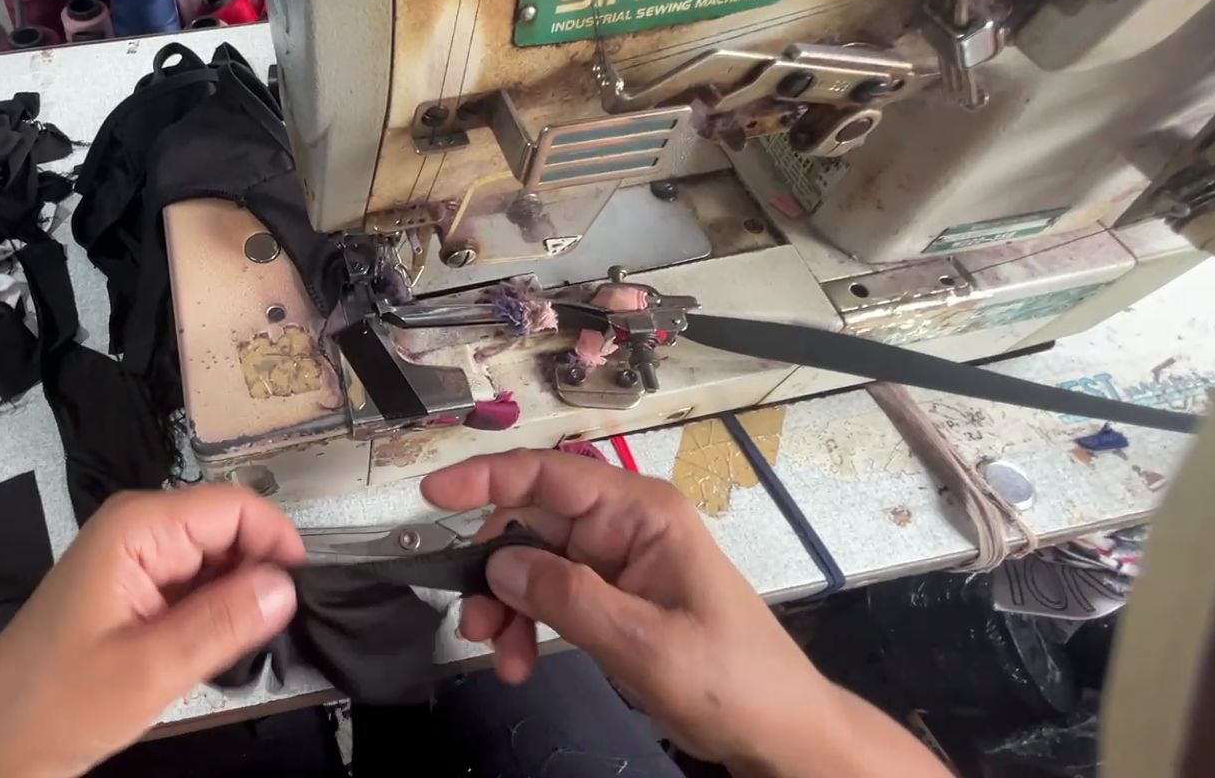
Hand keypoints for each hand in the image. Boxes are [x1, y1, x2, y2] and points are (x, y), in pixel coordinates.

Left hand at [0, 484, 303, 777]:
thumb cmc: (55, 707)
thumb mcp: (147, 672)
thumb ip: (221, 623)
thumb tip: (286, 584)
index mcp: (139, 525)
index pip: (233, 507)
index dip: (276, 540)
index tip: (305, 593)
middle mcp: (140, 525)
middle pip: (225, 527)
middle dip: (257, 571)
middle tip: (274, 632)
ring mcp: (135, 553)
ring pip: (213, 555)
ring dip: (236, 593)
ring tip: (244, 646)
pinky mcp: (133, 582)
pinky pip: (192, 579)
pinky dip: (214, 607)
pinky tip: (214, 645)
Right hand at [422, 449, 948, 777]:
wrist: (783, 740)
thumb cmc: (731, 681)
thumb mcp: (646, 643)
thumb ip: (567, 597)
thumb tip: (497, 564)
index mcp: (637, 511)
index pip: (547, 475)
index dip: (486, 477)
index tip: (432, 494)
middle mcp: (617, 523)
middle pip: (530, 523)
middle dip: (494, 569)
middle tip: (472, 621)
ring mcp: (610, 557)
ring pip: (530, 561)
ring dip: (506, 604)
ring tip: (498, 652)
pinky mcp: (606, 592)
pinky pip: (547, 592)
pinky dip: (526, 622)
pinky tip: (518, 660)